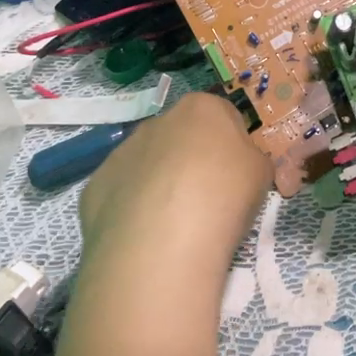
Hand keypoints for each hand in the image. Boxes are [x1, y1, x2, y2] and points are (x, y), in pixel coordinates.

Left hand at [77, 92, 269, 261]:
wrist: (160, 247)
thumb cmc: (222, 197)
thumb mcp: (261, 173)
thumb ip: (250, 160)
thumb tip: (236, 167)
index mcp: (201, 108)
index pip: (223, 116)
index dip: (232, 147)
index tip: (235, 177)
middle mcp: (157, 121)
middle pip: (181, 137)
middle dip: (192, 162)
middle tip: (206, 202)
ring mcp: (121, 153)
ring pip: (147, 165)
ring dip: (159, 185)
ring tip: (173, 227)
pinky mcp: (95, 188)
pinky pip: (121, 195)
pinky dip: (132, 211)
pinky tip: (144, 238)